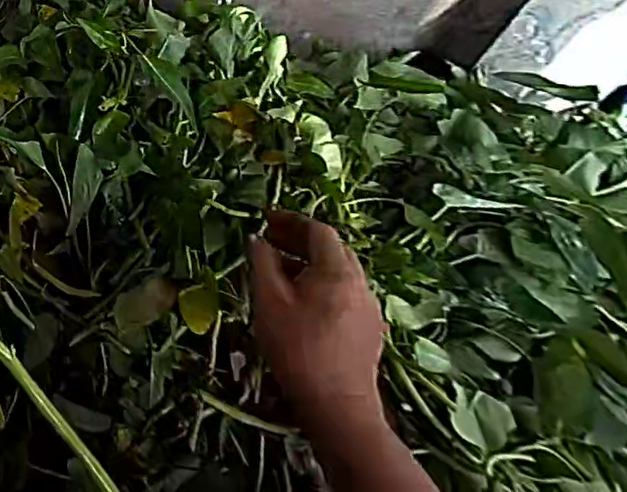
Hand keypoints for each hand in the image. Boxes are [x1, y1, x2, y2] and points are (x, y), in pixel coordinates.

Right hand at [250, 211, 386, 434]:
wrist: (337, 408)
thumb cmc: (297, 346)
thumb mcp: (268, 297)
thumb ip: (261, 260)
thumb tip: (256, 238)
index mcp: (339, 272)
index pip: (319, 230)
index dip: (290, 220)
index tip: (264, 219)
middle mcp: (361, 285)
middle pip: (333, 249)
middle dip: (299, 238)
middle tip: (269, 238)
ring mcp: (369, 310)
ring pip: (339, 271)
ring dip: (309, 261)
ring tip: (277, 268)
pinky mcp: (369, 330)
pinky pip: (345, 292)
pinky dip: (321, 282)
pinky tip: (298, 297)